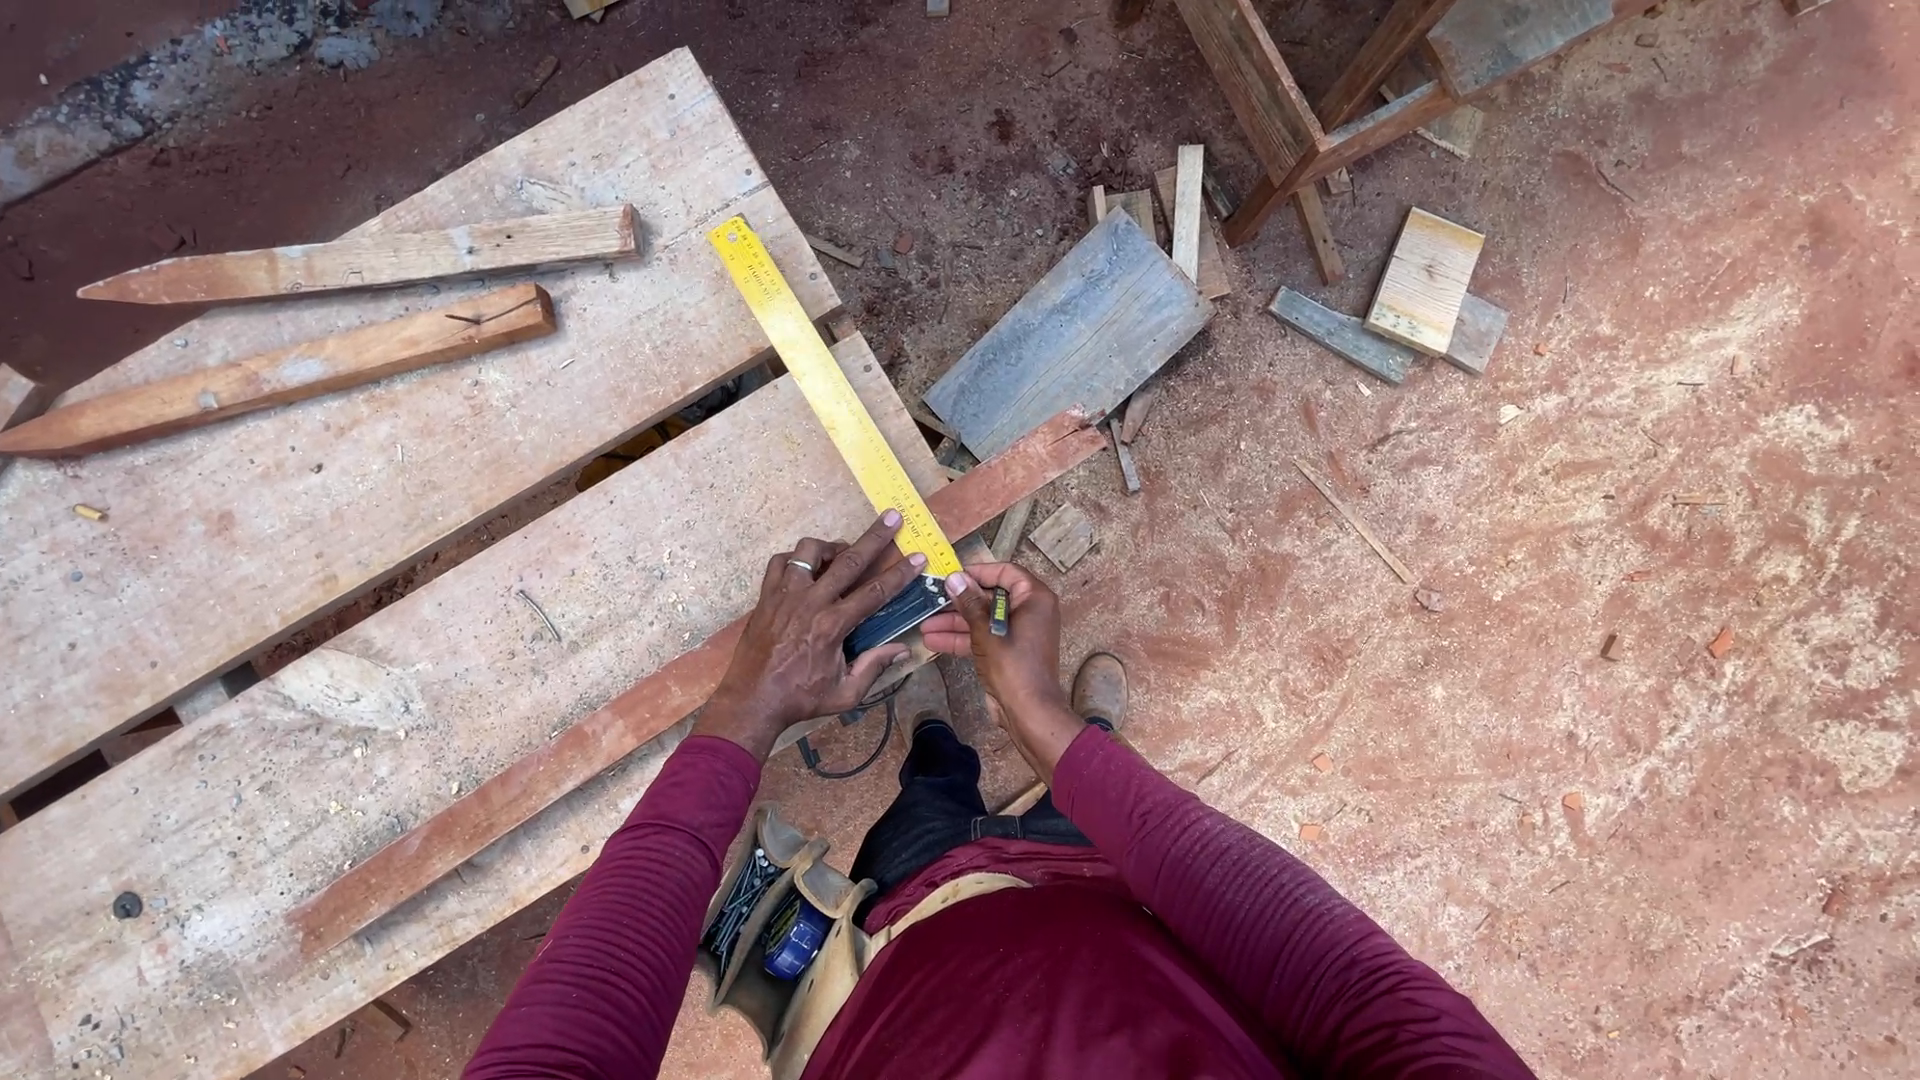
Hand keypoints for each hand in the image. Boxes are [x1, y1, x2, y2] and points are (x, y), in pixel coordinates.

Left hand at [697, 511, 925, 759]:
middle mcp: (810, 603)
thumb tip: (903, 650)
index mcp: (832, 626)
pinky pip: (781, 563)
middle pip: (849, 561)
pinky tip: (805, 567)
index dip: (900, 573)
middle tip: (893, 517)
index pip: (875, 592)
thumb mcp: (846, 693)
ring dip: (830, 546)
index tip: (918, 557)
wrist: (752, 700)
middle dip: (875, 537)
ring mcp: (785, 596)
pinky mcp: (766, 597)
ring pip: (809, 552)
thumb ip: (874, 668)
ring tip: (841, 552)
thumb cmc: (801, 698)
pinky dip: (795, 558)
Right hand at [920, 563, 1086, 783]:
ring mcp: (1018, 632)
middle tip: (931, 600)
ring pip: (982, 619)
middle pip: (990, 597)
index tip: (952, 575)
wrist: (1028, 712)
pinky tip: (934, 641)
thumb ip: (969, 603)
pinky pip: (983, 637)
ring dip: (954, 623)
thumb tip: (954, 578)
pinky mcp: (1007, 651)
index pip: (1005, 572)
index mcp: (1034, 598)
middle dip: (959, 602)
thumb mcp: (986, 631)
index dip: (978, 571)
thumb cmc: (1013, 666)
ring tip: (924, 625)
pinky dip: (962, 639)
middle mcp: (1029, 611)